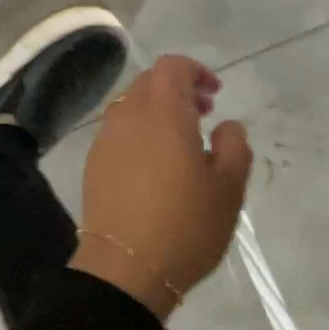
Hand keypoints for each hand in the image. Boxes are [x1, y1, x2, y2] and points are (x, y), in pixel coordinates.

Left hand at [68, 55, 252, 318]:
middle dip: (178, 88)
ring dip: (158, 109)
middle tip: (205, 113)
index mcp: (161, 112)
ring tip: (185, 140)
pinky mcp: (95, 158)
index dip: (194, 71)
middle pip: (149, 82)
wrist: (126, 262)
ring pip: (132, 104)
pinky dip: (140, 129)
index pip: (171, 67)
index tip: (216, 93)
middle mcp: (127, 114)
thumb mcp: (227, 188)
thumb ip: (233, 147)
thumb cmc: (185, 223)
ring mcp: (106, 135)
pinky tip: (157, 162)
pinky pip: (120, 128)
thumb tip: (227, 124)